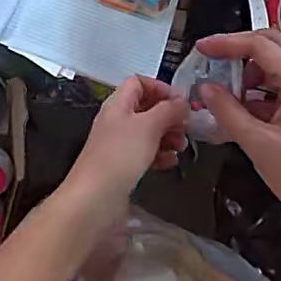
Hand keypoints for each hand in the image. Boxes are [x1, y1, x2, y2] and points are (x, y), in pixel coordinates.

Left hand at [66, 75, 187, 203]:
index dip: (160, 87)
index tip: (180, 100)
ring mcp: (118, 144)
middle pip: (146, 107)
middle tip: (185, 126)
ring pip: (148, 132)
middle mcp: (116, 120)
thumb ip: (169, 110)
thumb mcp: (149, 126)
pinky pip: (144, 153)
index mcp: (118, 104)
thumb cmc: (119, 156)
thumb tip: (182, 102)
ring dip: (167, 136)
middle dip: (168, 115)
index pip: (138, 82)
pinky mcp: (122, 166)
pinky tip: (170, 162)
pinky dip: (159, 154)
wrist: (95, 198)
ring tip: (181, 146)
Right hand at [197, 30, 280, 237]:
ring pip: (276, 66)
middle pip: (271, 47)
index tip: (203, 48)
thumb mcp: (259, 145)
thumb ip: (228, 112)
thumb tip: (207, 90)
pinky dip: (261, 92)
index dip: (227, 43)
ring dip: (249, 74)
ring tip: (226, 94)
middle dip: (238, 52)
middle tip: (212, 63)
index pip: (260, 45)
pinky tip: (243, 111)